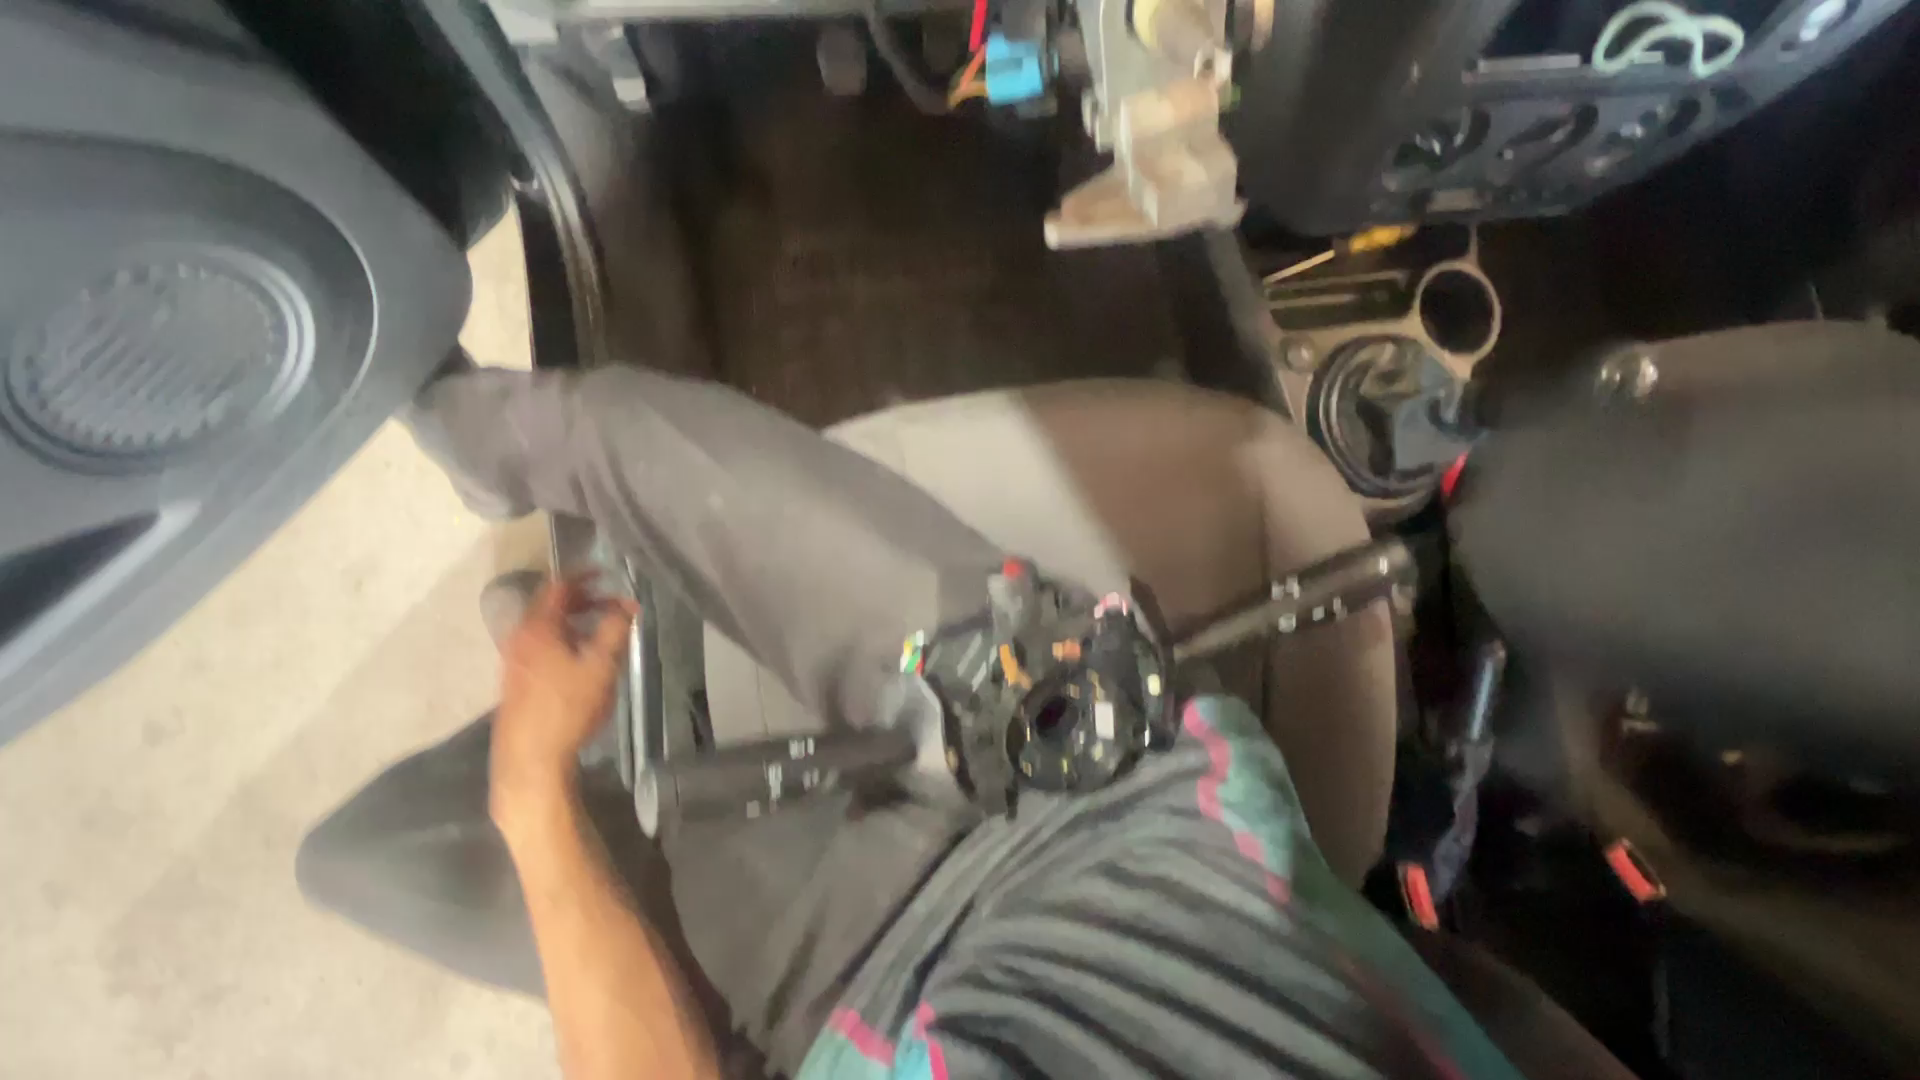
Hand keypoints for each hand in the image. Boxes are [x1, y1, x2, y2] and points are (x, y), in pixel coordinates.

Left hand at [490, 577, 637, 823]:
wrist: (530, 759)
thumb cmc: (568, 708)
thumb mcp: (601, 666)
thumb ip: (615, 630)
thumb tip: (628, 605)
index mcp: (537, 628)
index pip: (559, 586)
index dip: (584, 575)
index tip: (607, 573)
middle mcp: (519, 639)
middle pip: (551, 606)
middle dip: (584, 600)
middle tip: (613, 604)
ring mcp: (514, 661)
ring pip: (546, 628)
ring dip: (575, 622)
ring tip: (603, 630)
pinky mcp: (516, 682)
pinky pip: (542, 646)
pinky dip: (564, 639)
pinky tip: (582, 658)